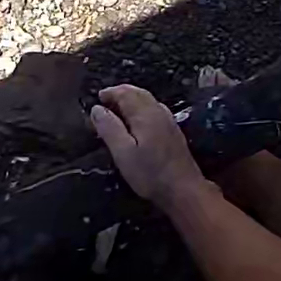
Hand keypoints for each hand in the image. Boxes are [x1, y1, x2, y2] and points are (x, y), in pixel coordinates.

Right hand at [90, 85, 213, 209]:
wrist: (182, 188)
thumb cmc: (149, 173)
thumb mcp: (123, 153)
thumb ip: (110, 128)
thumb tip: (97, 109)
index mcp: (146, 114)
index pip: (127, 94)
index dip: (111, 92)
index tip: (97, 97)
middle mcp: (159, 112)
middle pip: (139, 93)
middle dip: (121, 93)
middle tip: (105, 99)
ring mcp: (168, 120)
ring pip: (148, 100)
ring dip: (131, 99)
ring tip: (116, 108)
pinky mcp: (173, 130)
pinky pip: (154, 109)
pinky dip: (141, 107)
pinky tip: (136, 119)